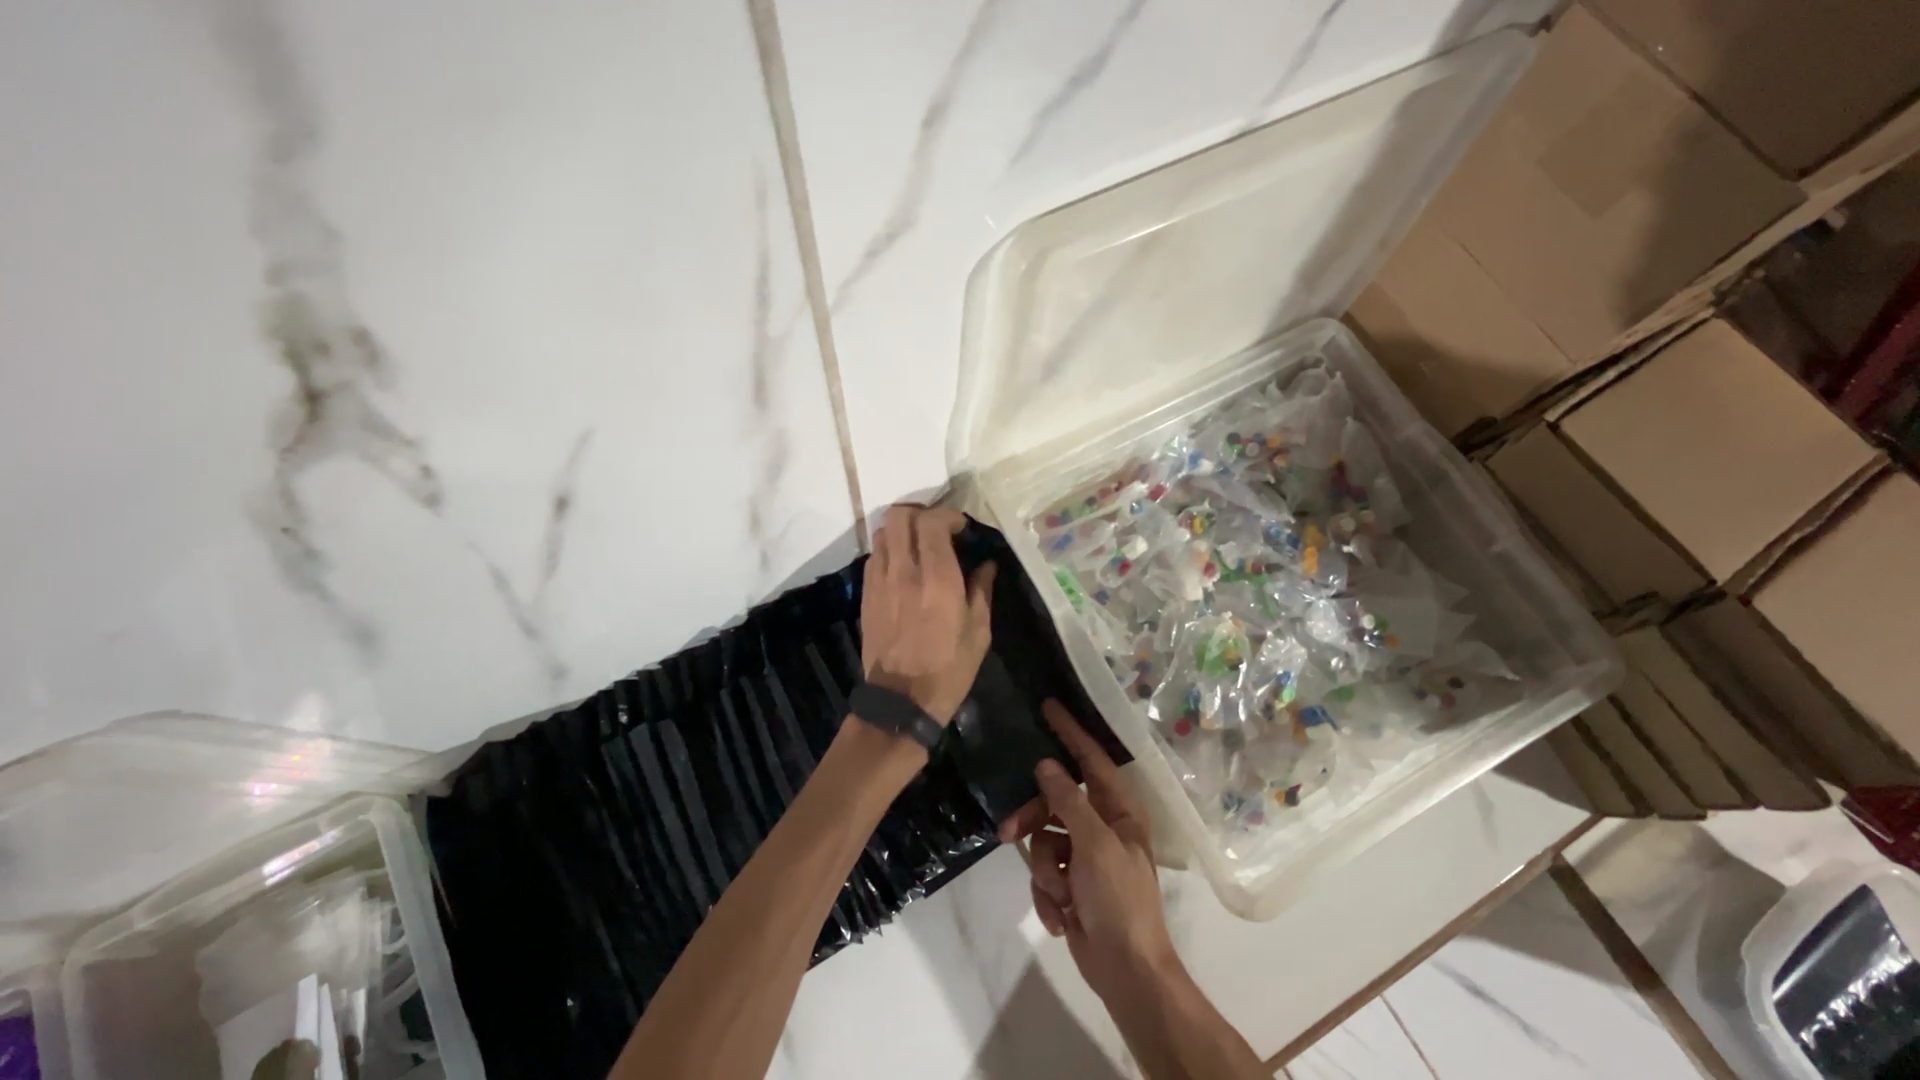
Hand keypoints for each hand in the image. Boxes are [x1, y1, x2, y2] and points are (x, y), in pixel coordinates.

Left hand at [860, 505, 995, 724]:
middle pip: (899, 516)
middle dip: (920, 515)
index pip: (931, 523)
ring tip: (919, 547)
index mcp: (938, 580)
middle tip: (937, 530)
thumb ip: (982, 591)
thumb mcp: (979, 633)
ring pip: (883, 533)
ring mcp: (880, 582)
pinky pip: (875, 556)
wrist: (901, 700)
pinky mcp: (866, 594)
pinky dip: (890, 551)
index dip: (947, 515)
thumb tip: (986, 565)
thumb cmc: (949, 669)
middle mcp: (904, 572)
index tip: (961, 528)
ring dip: (903, 531)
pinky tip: (903, 568)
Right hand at [1022, 701, 1179, 1003]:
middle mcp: (1102, 828)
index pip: (1091, 761)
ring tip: (1061, 897)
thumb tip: (1046, 765)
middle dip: (1033, 823)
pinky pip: (1043, 874)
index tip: (1048, 707)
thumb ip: (1068, 802)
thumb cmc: (1119, 900)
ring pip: (1042, 842)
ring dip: (1046, 873)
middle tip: (1007, 832)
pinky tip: (1063, 917)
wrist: (1125, 969)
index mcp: (1120, 812)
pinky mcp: (1070, 885)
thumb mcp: (1095, 845)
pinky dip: (1049, 896)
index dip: (1070, 734)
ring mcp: (1084, 857)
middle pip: (1053, 804)